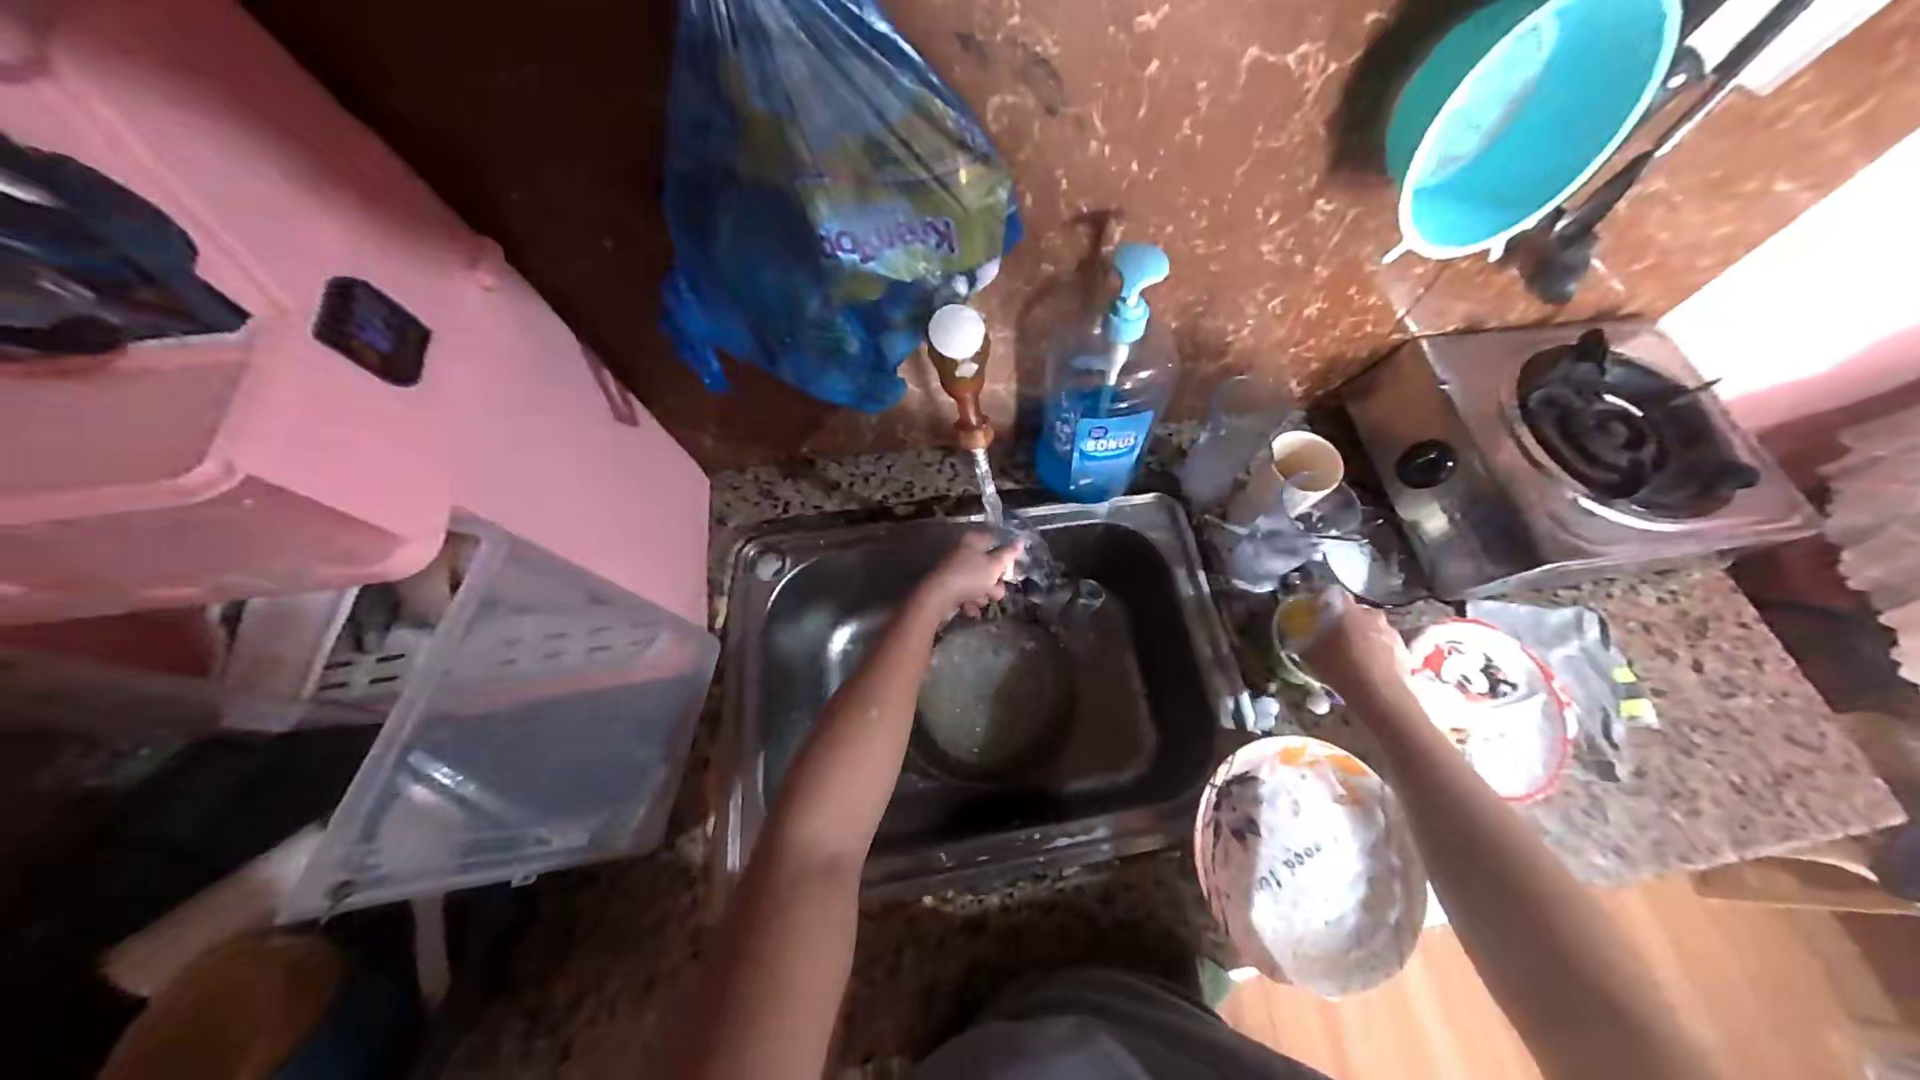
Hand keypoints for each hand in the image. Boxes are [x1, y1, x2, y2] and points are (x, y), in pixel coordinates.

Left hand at [912, 531, 1023, 620]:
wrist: (938, 598)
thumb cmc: (970, 577)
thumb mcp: (995, 565)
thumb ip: (1009, 554)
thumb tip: (1020, 541)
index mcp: (972, 540)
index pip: (994, 542)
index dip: (1004, 556)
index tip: (1010, 570)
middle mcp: (962, 551)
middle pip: (986, 565)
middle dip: (993, 583)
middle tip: (995, 592)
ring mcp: (953, 569)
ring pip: (977, 582)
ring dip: (982, 595)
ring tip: (979, 601)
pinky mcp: (948, 586)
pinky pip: (965, 593)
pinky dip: (969, 602)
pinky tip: (968, 608)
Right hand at [1296, 592, 1409, 700]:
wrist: (1379, 693)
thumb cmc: (1340, 668)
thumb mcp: (1310, 656)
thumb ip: (1302, 641)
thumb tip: (1295, 638)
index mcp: (1345, 610)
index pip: (1331, 593)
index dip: (1322, 600)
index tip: (1316, 611)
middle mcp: (1369, 613)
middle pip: (1354, 610)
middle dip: (1345, 619)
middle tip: (1335, 634)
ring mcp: (1389, 629)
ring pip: (1371, 626)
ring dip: (1362, 633)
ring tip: (1354, 651)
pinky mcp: (1403, 646)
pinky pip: (1384, 641)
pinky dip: (1377, 647)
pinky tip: (1369, 663)